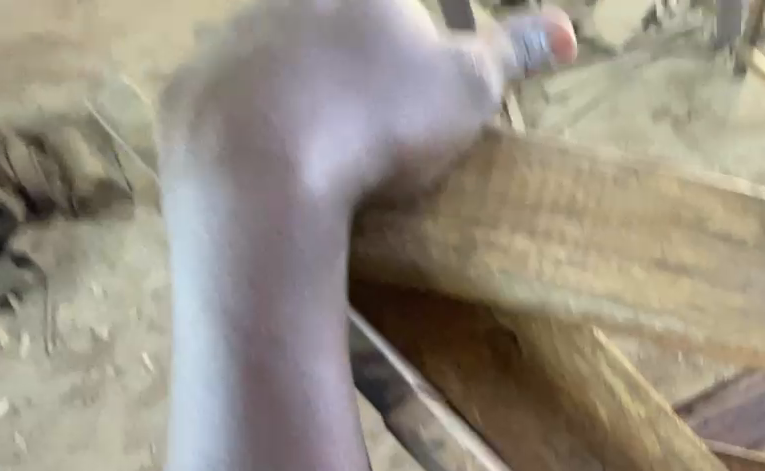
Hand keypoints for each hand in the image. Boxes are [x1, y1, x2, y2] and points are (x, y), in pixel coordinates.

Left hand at [158, 0, 574, 215]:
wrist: (267, 159)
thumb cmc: (384, 114)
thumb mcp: (467, 88)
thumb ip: (511, 54)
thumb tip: (566, 30)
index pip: (399, 10)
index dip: (425, 42)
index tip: (425, 95)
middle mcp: (289, 2)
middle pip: (336, 20)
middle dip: (363, 51)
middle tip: (390, 109)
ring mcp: (233, 39)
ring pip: (282, 54)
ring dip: (310, 84)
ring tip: (339, 141)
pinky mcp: (197, 88)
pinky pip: (238, 96)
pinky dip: (266, 120)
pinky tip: (289, 161)